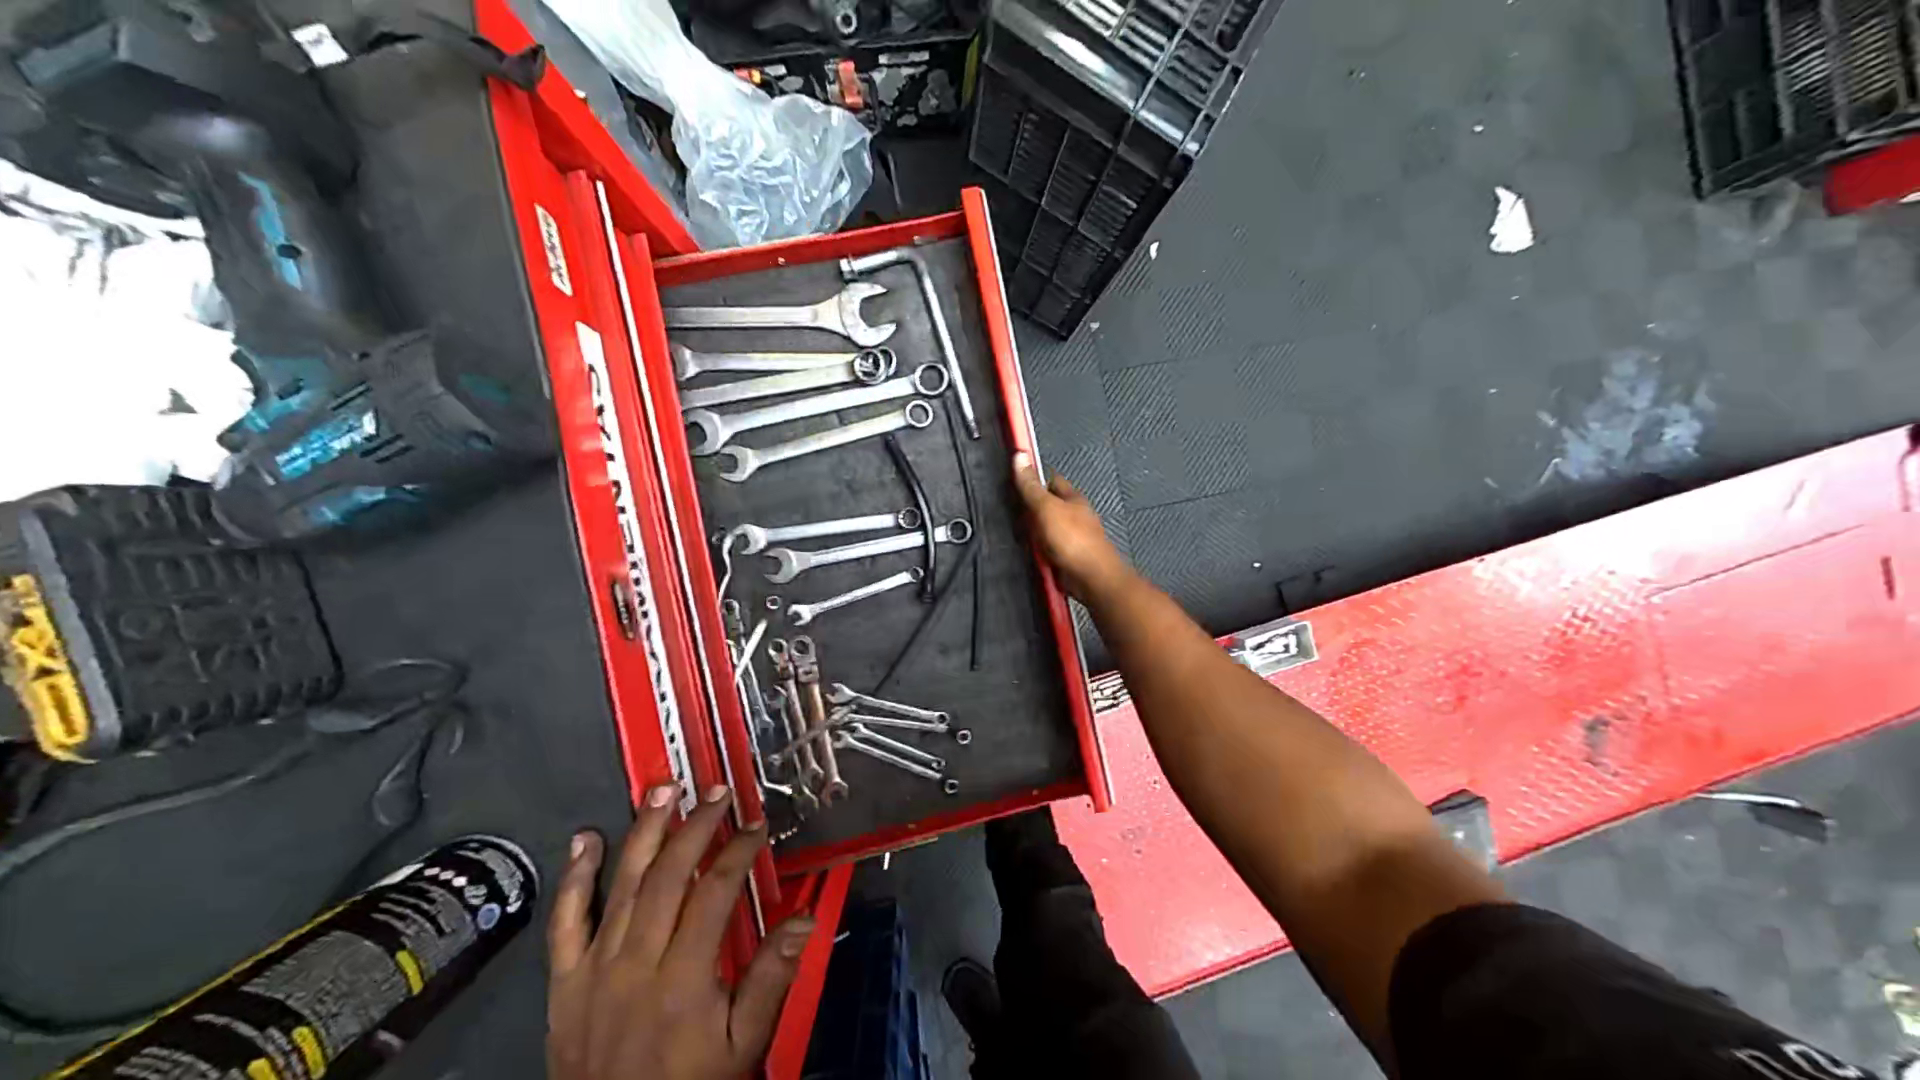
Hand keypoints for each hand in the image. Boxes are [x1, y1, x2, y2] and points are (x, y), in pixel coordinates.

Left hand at [547, 784, 815, 1079]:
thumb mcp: (744, 1043)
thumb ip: (772, 979)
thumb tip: (804, 920)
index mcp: (684, 977)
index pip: (715, 893)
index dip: (738, 852)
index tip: (755, 826)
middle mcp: (637, 962)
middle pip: (669, 876)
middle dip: (696, 826)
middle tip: (717, 792)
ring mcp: (595, 968)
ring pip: (623, 884)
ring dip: (645, 831)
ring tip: (663, 790)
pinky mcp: (565, 979)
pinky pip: (566, 921)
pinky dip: (574, 877)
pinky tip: (583, 839)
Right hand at [1012, 451, 1131, 600]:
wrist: (1092, 579)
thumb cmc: (1076, 541)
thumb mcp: (1046, 508)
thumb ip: (1031, 486)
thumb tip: (1020, 457)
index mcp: (1072, 498)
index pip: (1050, 480)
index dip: (1033, 478)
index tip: (1016, 478)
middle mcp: (1074, 516)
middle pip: (1046, 506)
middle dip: (1030, 510)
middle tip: (1015, 514)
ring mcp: (1072, 537)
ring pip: (1045, 529)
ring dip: (1033, 534)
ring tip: (1022, 536)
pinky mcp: (1067, 557)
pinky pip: (1046, 549)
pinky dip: (1038, 551)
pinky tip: (1032, 555)